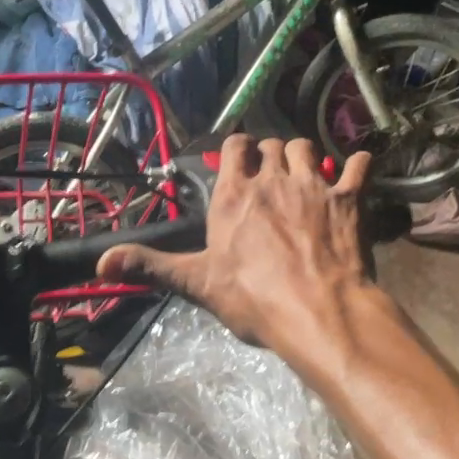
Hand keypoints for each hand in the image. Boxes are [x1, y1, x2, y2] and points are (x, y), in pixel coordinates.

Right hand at [98, 136, 376, 354]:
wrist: (319, 313)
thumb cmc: (254, 299)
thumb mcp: (196, 284)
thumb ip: (151, 267)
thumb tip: (100, 262)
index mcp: (234, 195)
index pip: (233, 148)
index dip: (235, 150)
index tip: (238, 160)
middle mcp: (273, 180)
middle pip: (272, 145)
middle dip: (269, 153)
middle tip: (270, 173)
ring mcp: (314, 186)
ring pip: (308, 149)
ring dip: (304, 156)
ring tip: (303, 173)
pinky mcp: (349, 200)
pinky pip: (358, 167)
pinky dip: (358, 165)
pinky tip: (358, 169)